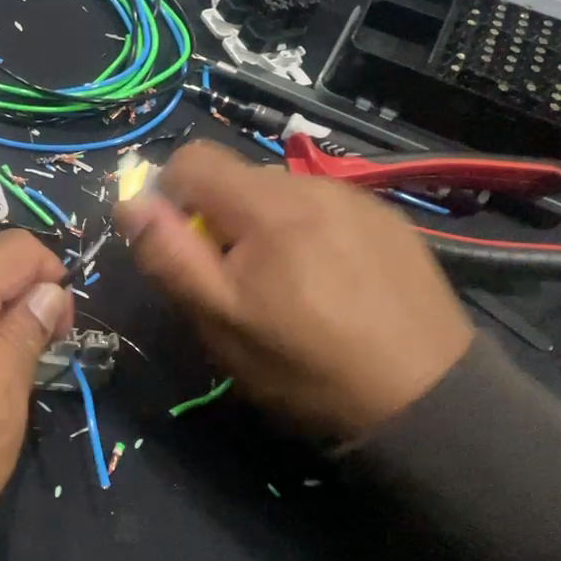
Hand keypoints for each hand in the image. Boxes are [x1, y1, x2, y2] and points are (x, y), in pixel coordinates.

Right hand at [115, 140, 472, 440]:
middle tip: (235, 281)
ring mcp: (357, 199)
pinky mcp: (388, 220)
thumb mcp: (220, 319)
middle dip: (217, 219)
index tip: (186, 249)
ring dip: (260, 226)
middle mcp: (312, 185)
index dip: (169, 198)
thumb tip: (129, 202)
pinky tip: (326, 282)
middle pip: (234, 177)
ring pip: (276, 193)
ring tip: (285, 286)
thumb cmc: (306, 365)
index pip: (190, 159)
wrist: (430, 400)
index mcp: (267, 205)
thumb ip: (168, 254)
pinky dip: (304, 233)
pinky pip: (320, 208)